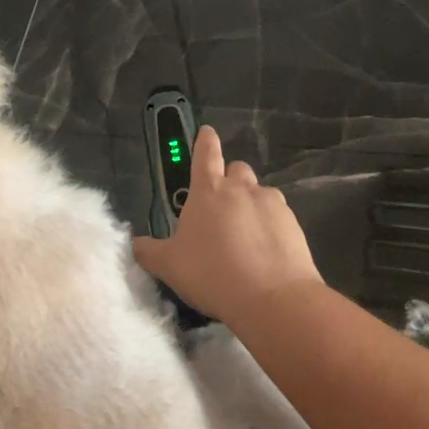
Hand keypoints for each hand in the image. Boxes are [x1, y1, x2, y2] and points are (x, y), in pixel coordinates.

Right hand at [133, 126, 323, 326]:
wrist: (272, 297)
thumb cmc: (212, 274)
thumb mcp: (170, 266)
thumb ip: (149, 251)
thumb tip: (135, 243)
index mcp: (208, 191)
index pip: (206, 154)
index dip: (205, 141)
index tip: (208, 132)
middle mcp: (241, 188)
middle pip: (237, 170)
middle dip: (230, 180)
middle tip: (222, 208)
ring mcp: (271, 203)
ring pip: (260, 192)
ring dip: (252, 204)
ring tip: (246, 235)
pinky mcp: (293, 222)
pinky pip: (278, 215)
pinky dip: (271, 226)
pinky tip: (266, 251)